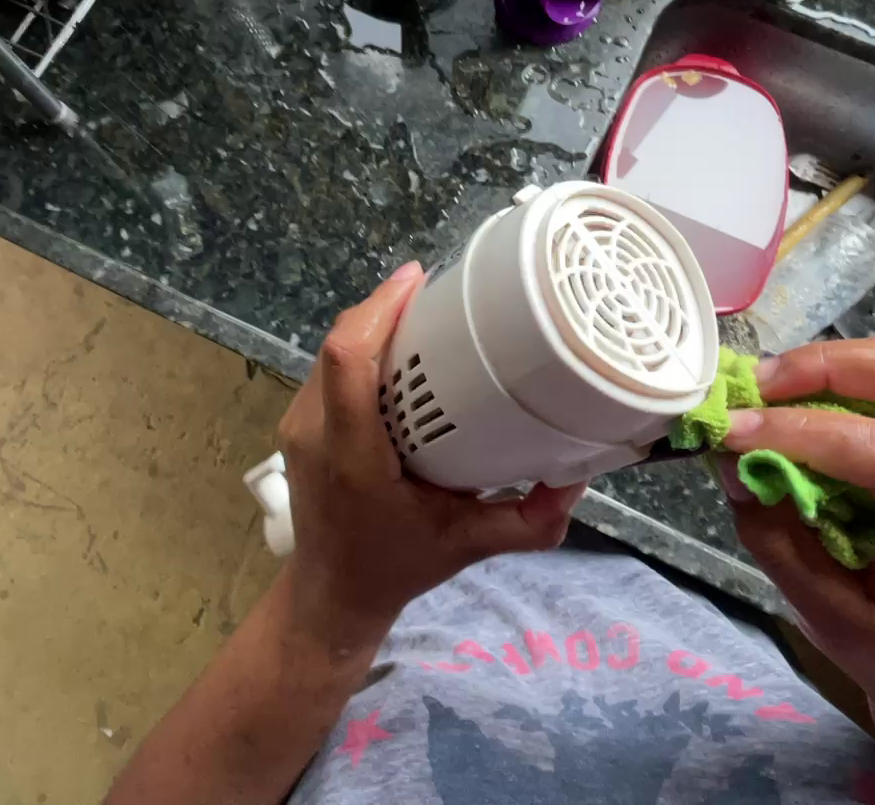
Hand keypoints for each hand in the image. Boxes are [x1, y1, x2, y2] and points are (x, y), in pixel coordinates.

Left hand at [277, 262, 586, 651]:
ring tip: (422, 313)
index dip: (379, 309)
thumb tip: (578, 478)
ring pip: (332, 351)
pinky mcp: (297, 424)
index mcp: (353, 455)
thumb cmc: (397, 566)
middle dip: (384, 307)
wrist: (331, 594)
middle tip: (437, 294)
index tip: (419, 279)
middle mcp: (315, 430)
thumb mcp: (468, 546)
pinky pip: (327, 368)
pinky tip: (398, 349)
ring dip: (372, 324)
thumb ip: (528, 522)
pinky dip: (361, 347)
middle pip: (340, 342)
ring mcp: (298, 424)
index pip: (347, 359)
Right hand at [717, 338, 874, 708]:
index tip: (734, 432)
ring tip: (767, 385)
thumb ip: (777, 536)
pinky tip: (795, 391)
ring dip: (833, 360)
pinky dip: (840, 369)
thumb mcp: (826, 616)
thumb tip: (733, 458)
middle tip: (754, 386)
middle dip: (829, 369)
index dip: (809, 434)